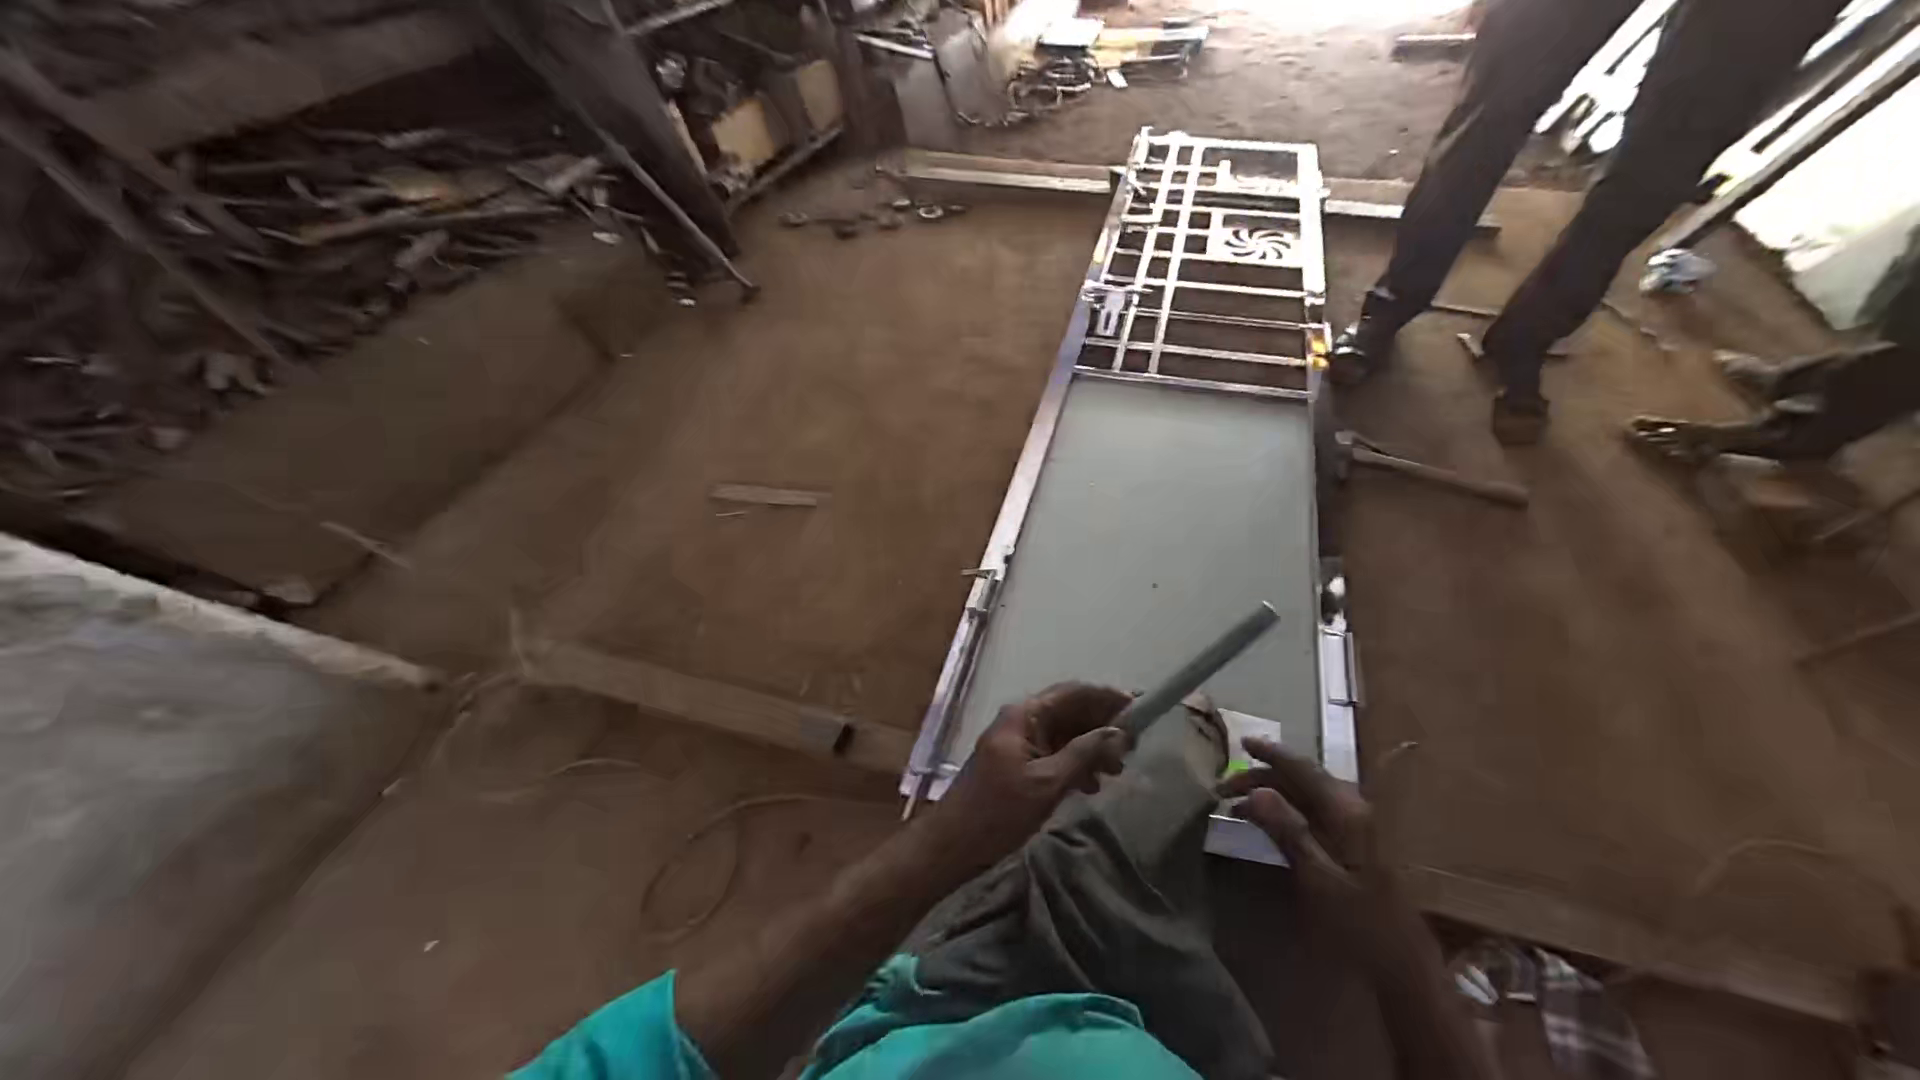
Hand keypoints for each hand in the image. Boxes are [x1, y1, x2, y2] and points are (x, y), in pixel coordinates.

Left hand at [921, 682, 1131, 872]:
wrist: (955, 843)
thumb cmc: (999, 811)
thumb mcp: (1047, 783)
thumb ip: (1083, 754)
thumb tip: (1118, 731)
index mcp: (1024, 715)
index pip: (1072, 693)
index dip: (1106, 697)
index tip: (1139, 707)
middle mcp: (1022, 720)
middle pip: (1070, 712)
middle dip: (1102, 726)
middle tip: (1133, 746)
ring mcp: (1019, 742)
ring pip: (1065, 734)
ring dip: (1092, 748)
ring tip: (1117, 771)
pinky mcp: (1019, 764)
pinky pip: (1055, 753)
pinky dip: (1075, 764)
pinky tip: (1092, 785)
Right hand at [1217, 736, 1394, 948]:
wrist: (1407, 968)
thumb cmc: (1363, 924)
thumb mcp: (1320, 879)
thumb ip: (1289, 831)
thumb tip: (1256, 791)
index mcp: (1348, 814)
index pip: (1303, 769)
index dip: (1272, 753)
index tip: (1242, 742)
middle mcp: (1355, 811)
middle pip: (1303, 780)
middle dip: (1263, 777)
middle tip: (1225, 789)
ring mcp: (1358, 828)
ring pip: (1308, 796)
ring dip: (1273, 794)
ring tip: (1239, 806)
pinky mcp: (1356, 846)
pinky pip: (1315, 814)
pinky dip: (1287, 811)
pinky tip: (1268, 824)